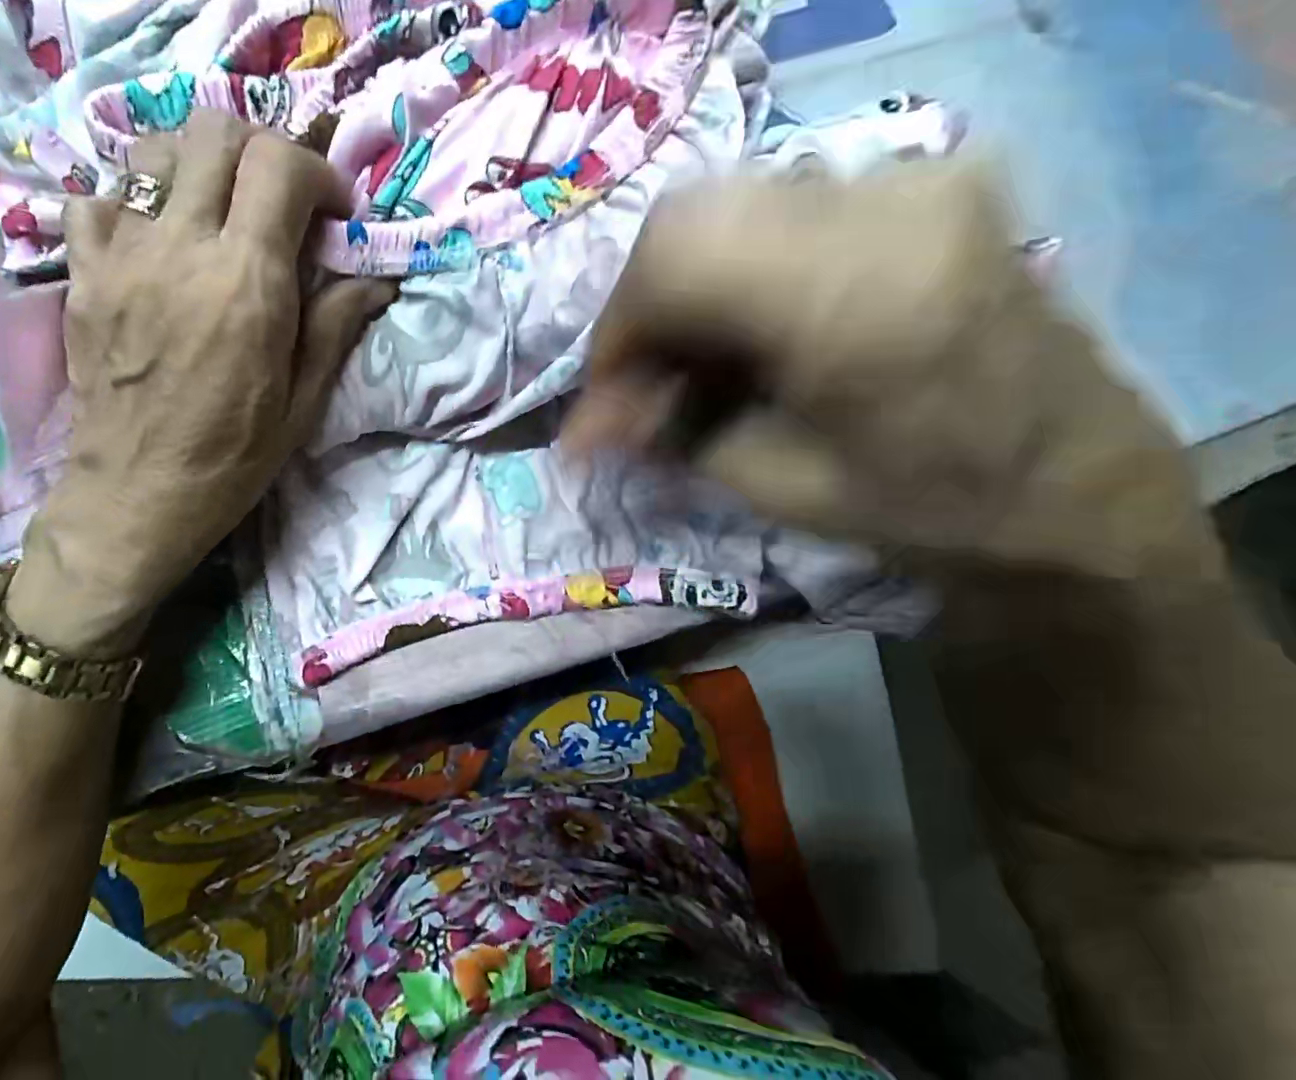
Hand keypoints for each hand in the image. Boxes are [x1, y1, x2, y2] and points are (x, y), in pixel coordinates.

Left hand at [5, 111, 397, 655]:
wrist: (134, 497)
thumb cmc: (228, 462)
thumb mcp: (300, 405)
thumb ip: (335, 326)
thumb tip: (376, 277)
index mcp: (246, 284)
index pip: (280, 165)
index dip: (316, 175)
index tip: (328, 217)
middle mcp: (180, 250)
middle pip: (216, 134)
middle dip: (259, 154)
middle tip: (274, 203)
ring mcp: (122, 257)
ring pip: (154, 151)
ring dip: (196, 167)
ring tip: (214, 212)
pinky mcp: (83, 276)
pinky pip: (96, 197)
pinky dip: (130, 199)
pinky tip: (151, 239)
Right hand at [565, 162, 1217, 580]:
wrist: (1073, 487)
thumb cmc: (922, 508)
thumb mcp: (768, 484)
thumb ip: (664, 435)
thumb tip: (576, 429)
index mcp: (852, 296)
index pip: (670, 261)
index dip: (614, 330)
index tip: (605, 398)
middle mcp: (886, 210)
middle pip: (686, 222)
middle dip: (641, 310)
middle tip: (641, 383)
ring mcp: (914, 184)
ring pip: (725, 210)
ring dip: (682, 290)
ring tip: (688, 365)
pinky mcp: (924, 186)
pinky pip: (775, 211)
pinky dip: (731, 272)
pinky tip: (740, 333)